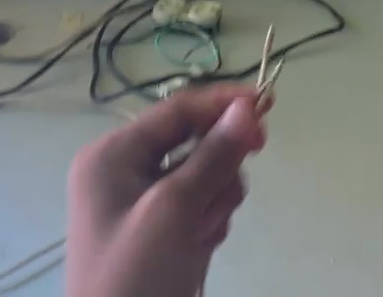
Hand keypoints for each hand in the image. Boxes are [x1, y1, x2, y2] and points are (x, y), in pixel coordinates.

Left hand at [65, 84, 267, 296]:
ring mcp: (146, 205)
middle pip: (195, 140)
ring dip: (215, 197)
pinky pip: (204, 202)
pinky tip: (202, 245)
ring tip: (202, 233)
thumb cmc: (135, 280)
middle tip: (223, 192)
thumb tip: (248, 107)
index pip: (178, 109)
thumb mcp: (174, 210)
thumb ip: (214, 155)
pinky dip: (212, 218)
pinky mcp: (165, 233)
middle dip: (216, 165)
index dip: (223, 104)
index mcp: (114, 156)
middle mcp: (127, 172)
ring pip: (206, 172)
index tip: (268, 106)